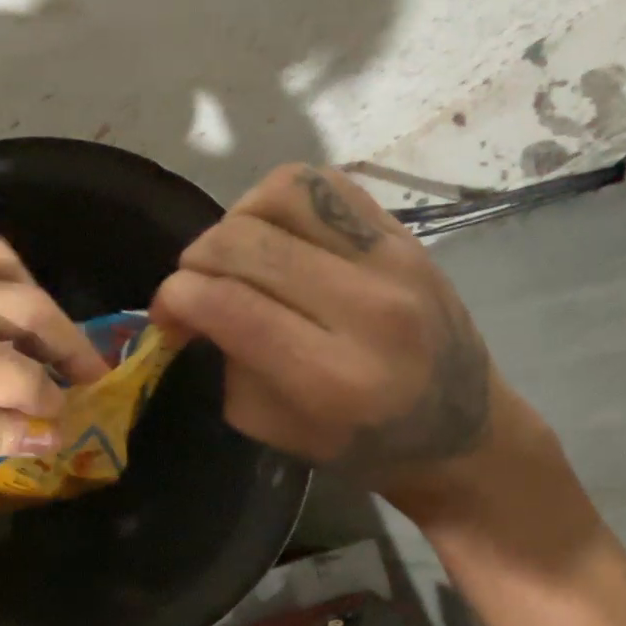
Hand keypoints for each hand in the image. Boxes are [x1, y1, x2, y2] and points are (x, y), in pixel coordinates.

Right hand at [149, 164, 535, 506]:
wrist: (461, 429)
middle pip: (244, 243)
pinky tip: (274, 233)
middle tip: (192, 289)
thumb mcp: (267, 425)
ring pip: (281, 194)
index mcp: (331, 377)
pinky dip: (280, 200)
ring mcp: (394, 260)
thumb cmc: (355, 443)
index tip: (164, 316)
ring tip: (235, 255)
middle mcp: (367, 309)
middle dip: (193, 262)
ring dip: (235, 220)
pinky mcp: (406, 234)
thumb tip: (188, 303)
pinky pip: (325, 181)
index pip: (226, 304)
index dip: (173, 299)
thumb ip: (224, 359)